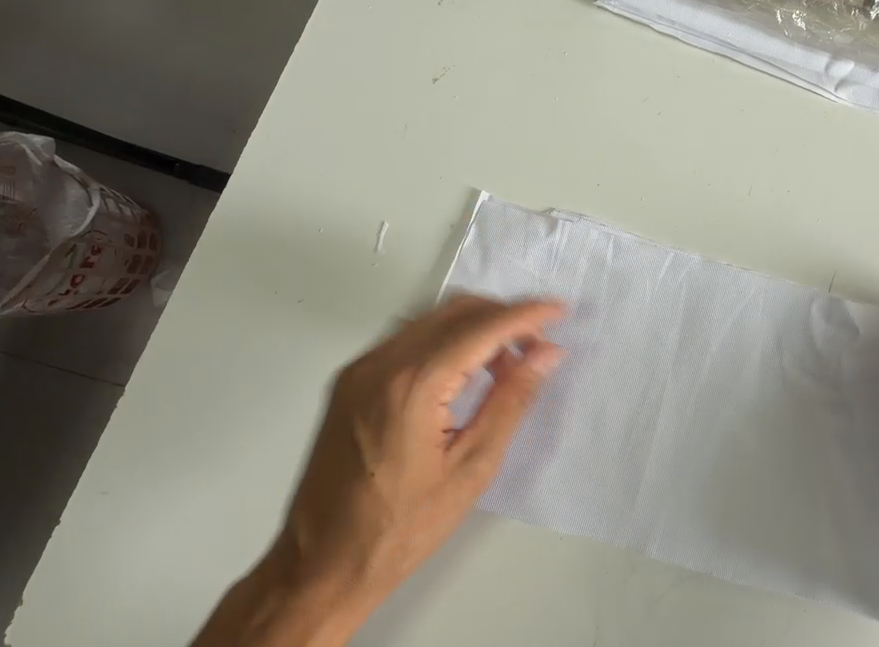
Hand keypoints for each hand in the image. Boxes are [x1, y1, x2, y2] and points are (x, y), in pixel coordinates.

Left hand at [195, 295, 564, 646]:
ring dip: (474, 325)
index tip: (559, 312)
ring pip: (431, 318)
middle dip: (503, 316)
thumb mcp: (471, 468)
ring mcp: (359, 369)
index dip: (526, 316)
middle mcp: (380, 365)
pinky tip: (464, 369)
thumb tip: (546, 354)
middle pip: (456, 310)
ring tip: (506, 359)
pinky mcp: (349, 381)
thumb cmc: (398, 530)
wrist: (319, 567)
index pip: (481, 328)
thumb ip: (511, 400)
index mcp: (412, 387)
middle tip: (537, 344)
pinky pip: (407, 337)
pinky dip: (444, 338)